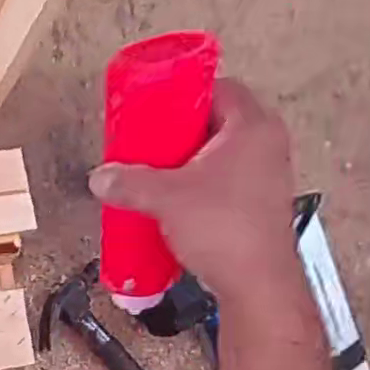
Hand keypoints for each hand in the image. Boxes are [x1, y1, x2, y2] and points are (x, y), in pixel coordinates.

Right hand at [88, 79, 300, 303]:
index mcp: (252, 126)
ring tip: (157, 179)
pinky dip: (199, 188)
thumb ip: (129, 184)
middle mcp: (267, 144)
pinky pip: (224, 183)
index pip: (218, 88)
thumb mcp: (165, 200)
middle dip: (179, 135)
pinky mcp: (259, 204)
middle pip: (216, 123)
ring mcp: (267, 175)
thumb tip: (101, 178)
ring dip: (188, 165)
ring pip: (220, 156)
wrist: (253, 280)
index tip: (156, 110)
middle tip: (150, 147)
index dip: (183, 97)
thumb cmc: (225, 231)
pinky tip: (175, 206)